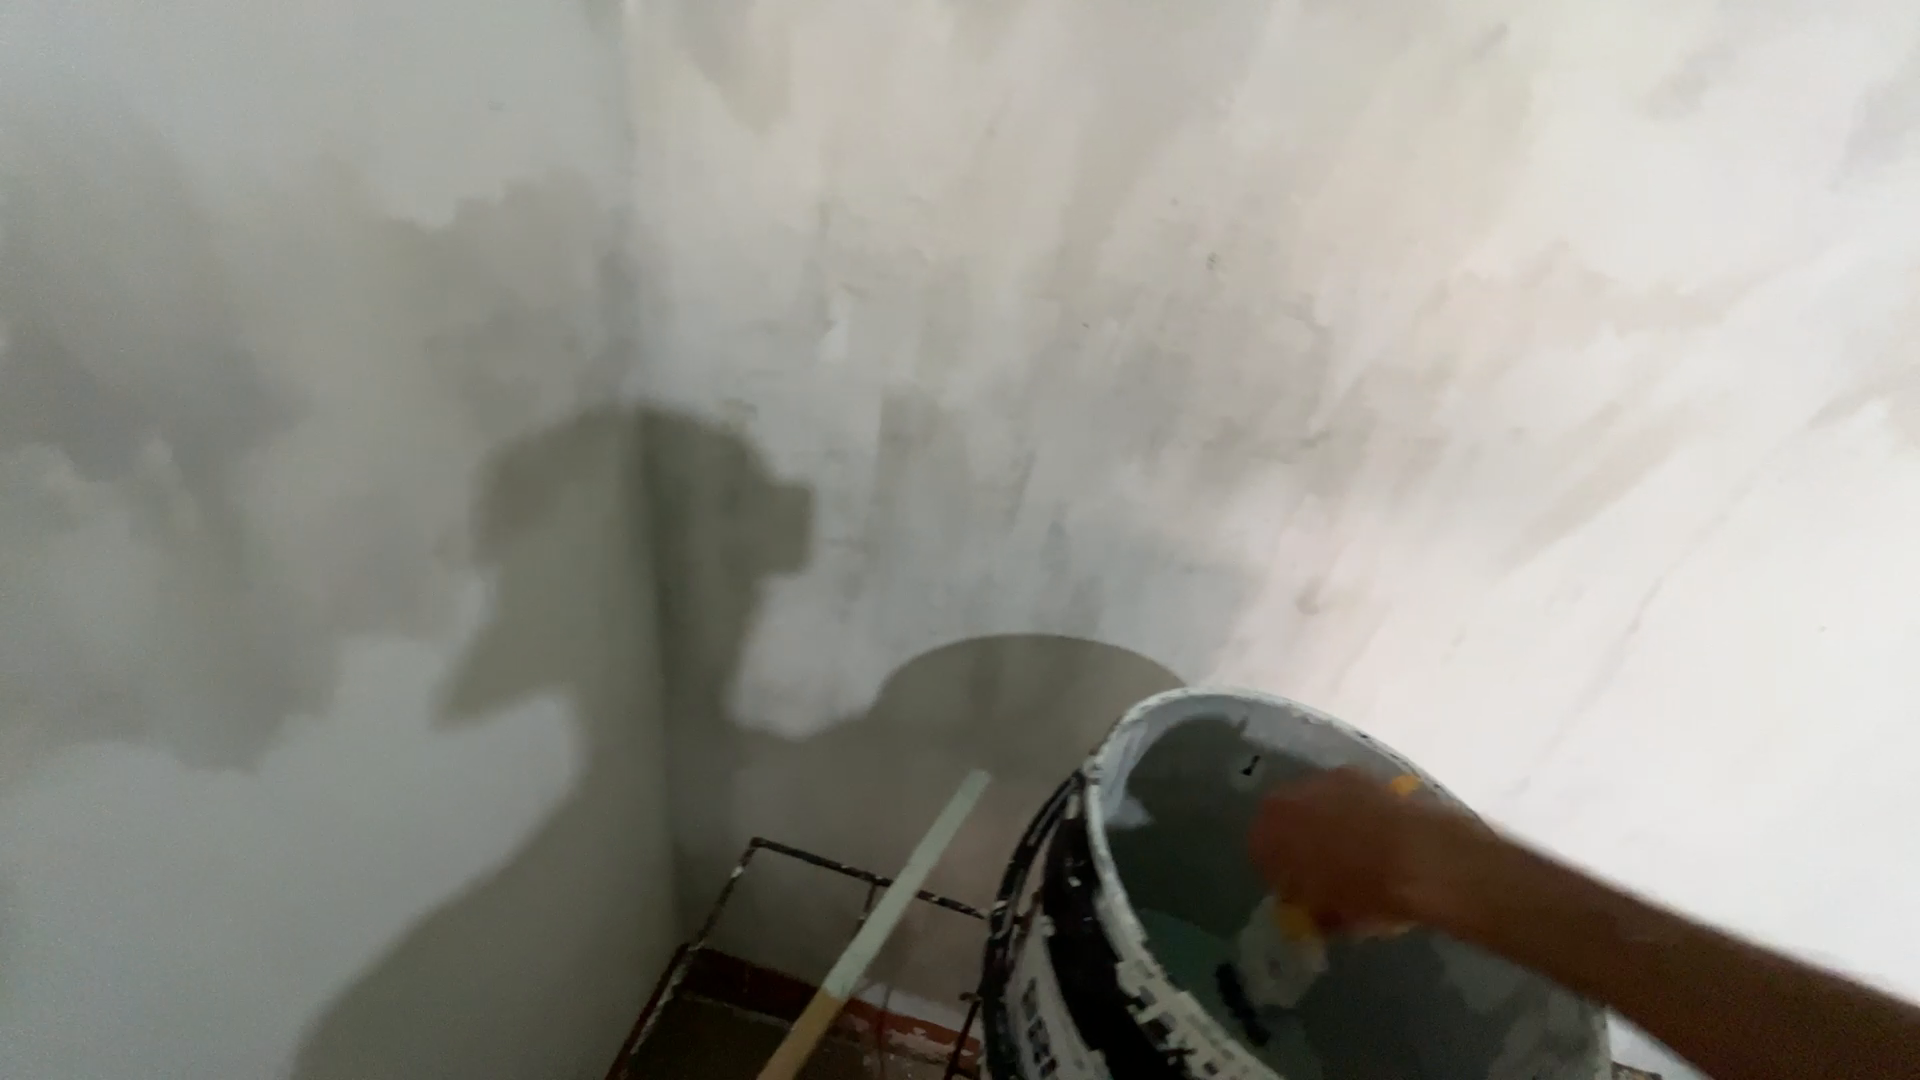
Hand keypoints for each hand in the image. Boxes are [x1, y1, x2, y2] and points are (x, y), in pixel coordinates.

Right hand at [1247, 767, 1476, 933]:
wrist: (1426, 856)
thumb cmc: (1369, 892)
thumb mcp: (1334, 917)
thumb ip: (1310, 910)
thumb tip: (1309, 911)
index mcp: (1269, 833)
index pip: (1258, 851)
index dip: (1278, 873)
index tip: (1297, 891)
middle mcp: (1285, 798)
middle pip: (1281, 819)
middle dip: (1296, 841)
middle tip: (1322, 869)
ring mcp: (1320, 780)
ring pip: (1311, 803)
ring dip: (1322, 821)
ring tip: (1353, 849)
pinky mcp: (1354, 773)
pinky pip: (1342, 794)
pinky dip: (1350, 809)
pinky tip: (1374, 832)